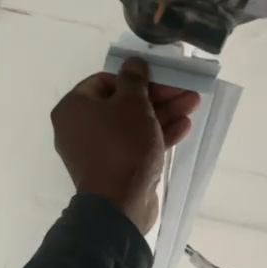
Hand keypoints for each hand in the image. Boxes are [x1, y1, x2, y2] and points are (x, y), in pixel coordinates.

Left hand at [51, 59, 200, 233]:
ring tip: (192, 104)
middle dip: (156, 96)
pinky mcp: (115, 169)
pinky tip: (184, 126)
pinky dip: (156, 135)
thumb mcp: (132, 104)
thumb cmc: (122, 146)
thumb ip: (135, 80)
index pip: (104, 81)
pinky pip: (135, 145)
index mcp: (74, 109)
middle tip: (184, 90)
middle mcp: (80, 128)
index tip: (159, 77)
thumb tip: (133, 62)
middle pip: (122, 103)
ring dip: (162, 113)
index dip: (134, 78)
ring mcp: (98, 151)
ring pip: (132, 125)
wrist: (120, 205)